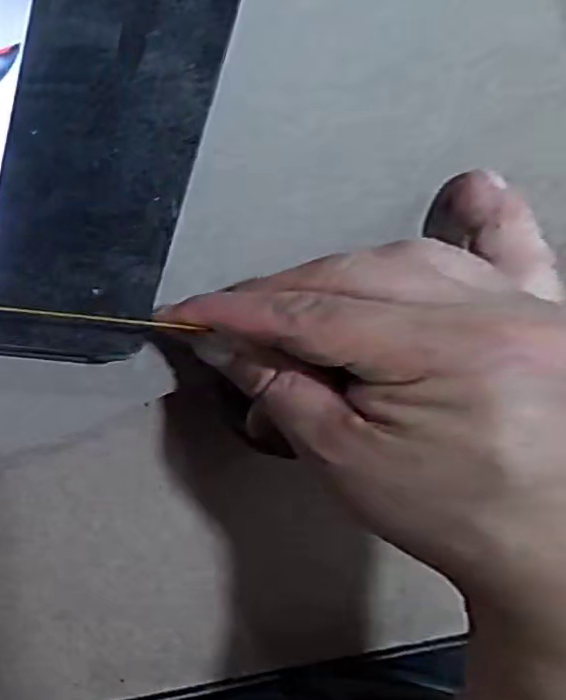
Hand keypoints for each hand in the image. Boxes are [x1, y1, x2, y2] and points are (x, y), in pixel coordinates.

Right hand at [162, 171, 565, 648]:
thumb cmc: (449, 512)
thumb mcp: (340, 453)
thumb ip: (277, 384)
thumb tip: (217, 341)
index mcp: (452, 352)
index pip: (308, 313)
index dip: (230, 311)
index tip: (173, 315)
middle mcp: (504, 315)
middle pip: (352, 277)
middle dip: (269, 294)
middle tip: (216, 321)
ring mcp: (542, 311)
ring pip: (411, 259)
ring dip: (333, 271)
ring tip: (283, 295)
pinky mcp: (556, 320)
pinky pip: (523, 256)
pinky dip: (490, 221)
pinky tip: (472, 188)